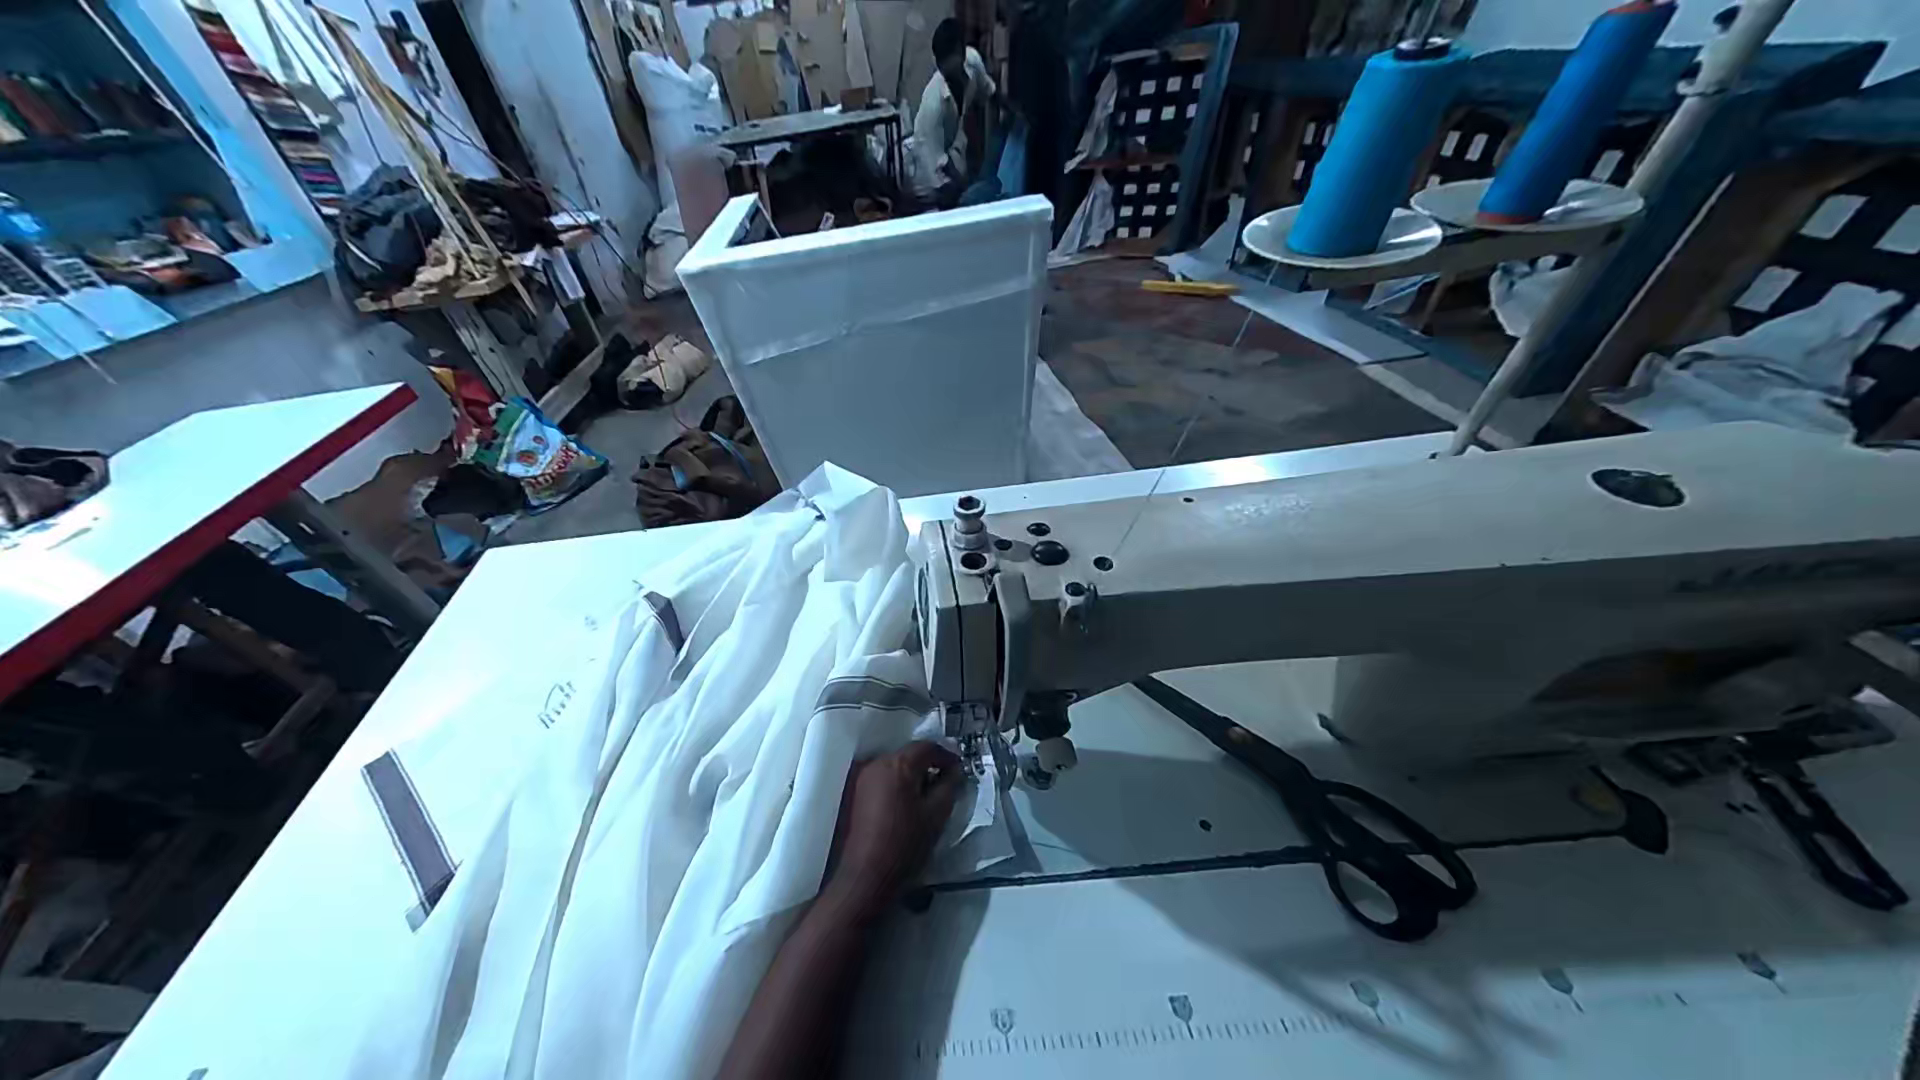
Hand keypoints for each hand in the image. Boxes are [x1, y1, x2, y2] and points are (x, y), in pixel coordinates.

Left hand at [823, 742, 963, 918]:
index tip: (958, 769)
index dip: (946, 756)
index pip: (927, 747)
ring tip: (925, 794)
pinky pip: (881, 778)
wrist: (865, 877)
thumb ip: (949, 786)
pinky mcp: (854, 792)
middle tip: (944, 782)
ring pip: (894, 766)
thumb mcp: (936, 815)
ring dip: (910, 774)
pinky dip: (895, 783)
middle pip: (908, 755)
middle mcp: (877, 763)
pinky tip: (904, 802)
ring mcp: (862, 777)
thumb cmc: (905, 844)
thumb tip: (955, 771)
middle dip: (928, 765)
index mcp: (898, 764)